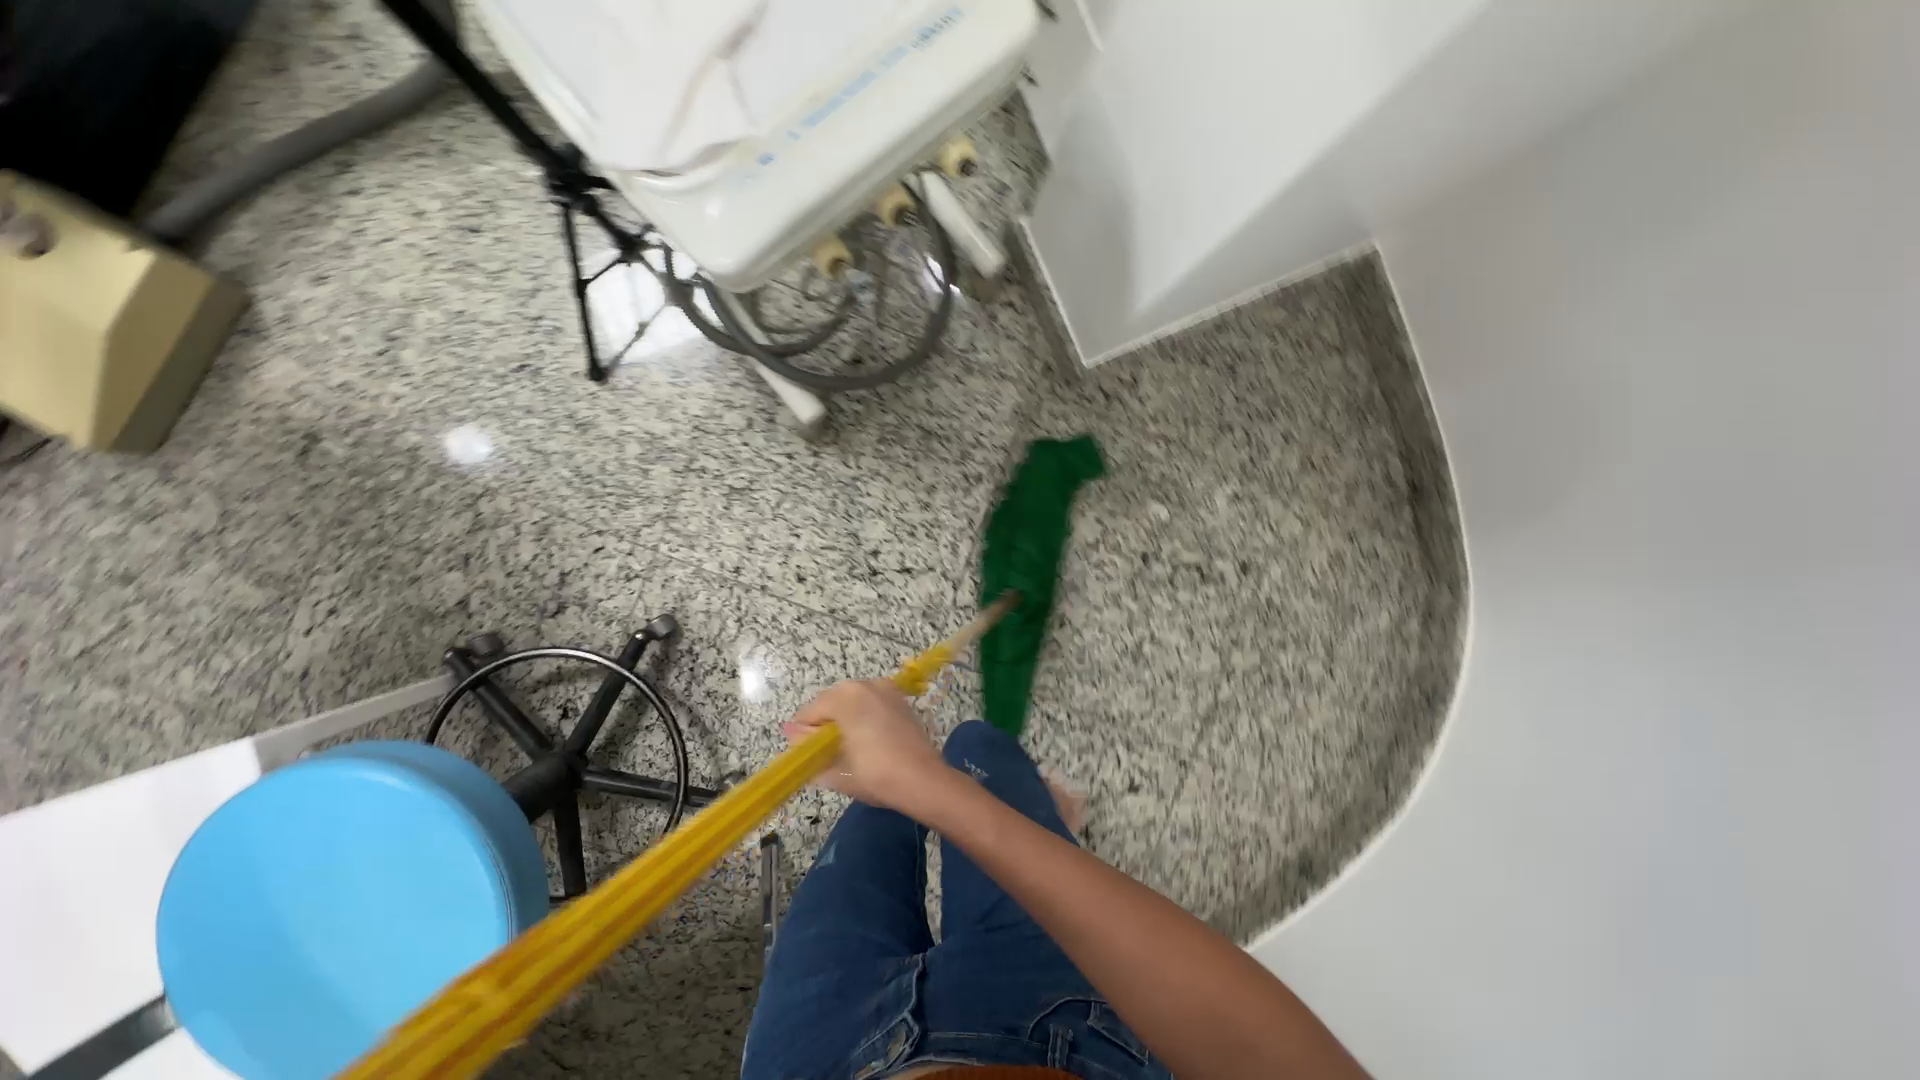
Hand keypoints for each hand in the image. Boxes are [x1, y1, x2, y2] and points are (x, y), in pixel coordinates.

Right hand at [783, 679, 948, 812]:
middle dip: (825, 723)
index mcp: (845, 697)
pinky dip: (864, 715)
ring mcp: (886, 689)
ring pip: (853, 700)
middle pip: (832, 701)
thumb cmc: (875, 774)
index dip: (803, 734)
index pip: (810, 711)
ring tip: (847, 747)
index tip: (806, 755)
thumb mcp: (834, 769)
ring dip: (845, 718)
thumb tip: (791, 734)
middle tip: (826, 753)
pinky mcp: (901, 699)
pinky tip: (868, 739)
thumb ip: (808, 749)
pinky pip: (872, 703)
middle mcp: (865, 684)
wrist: (923, 780)